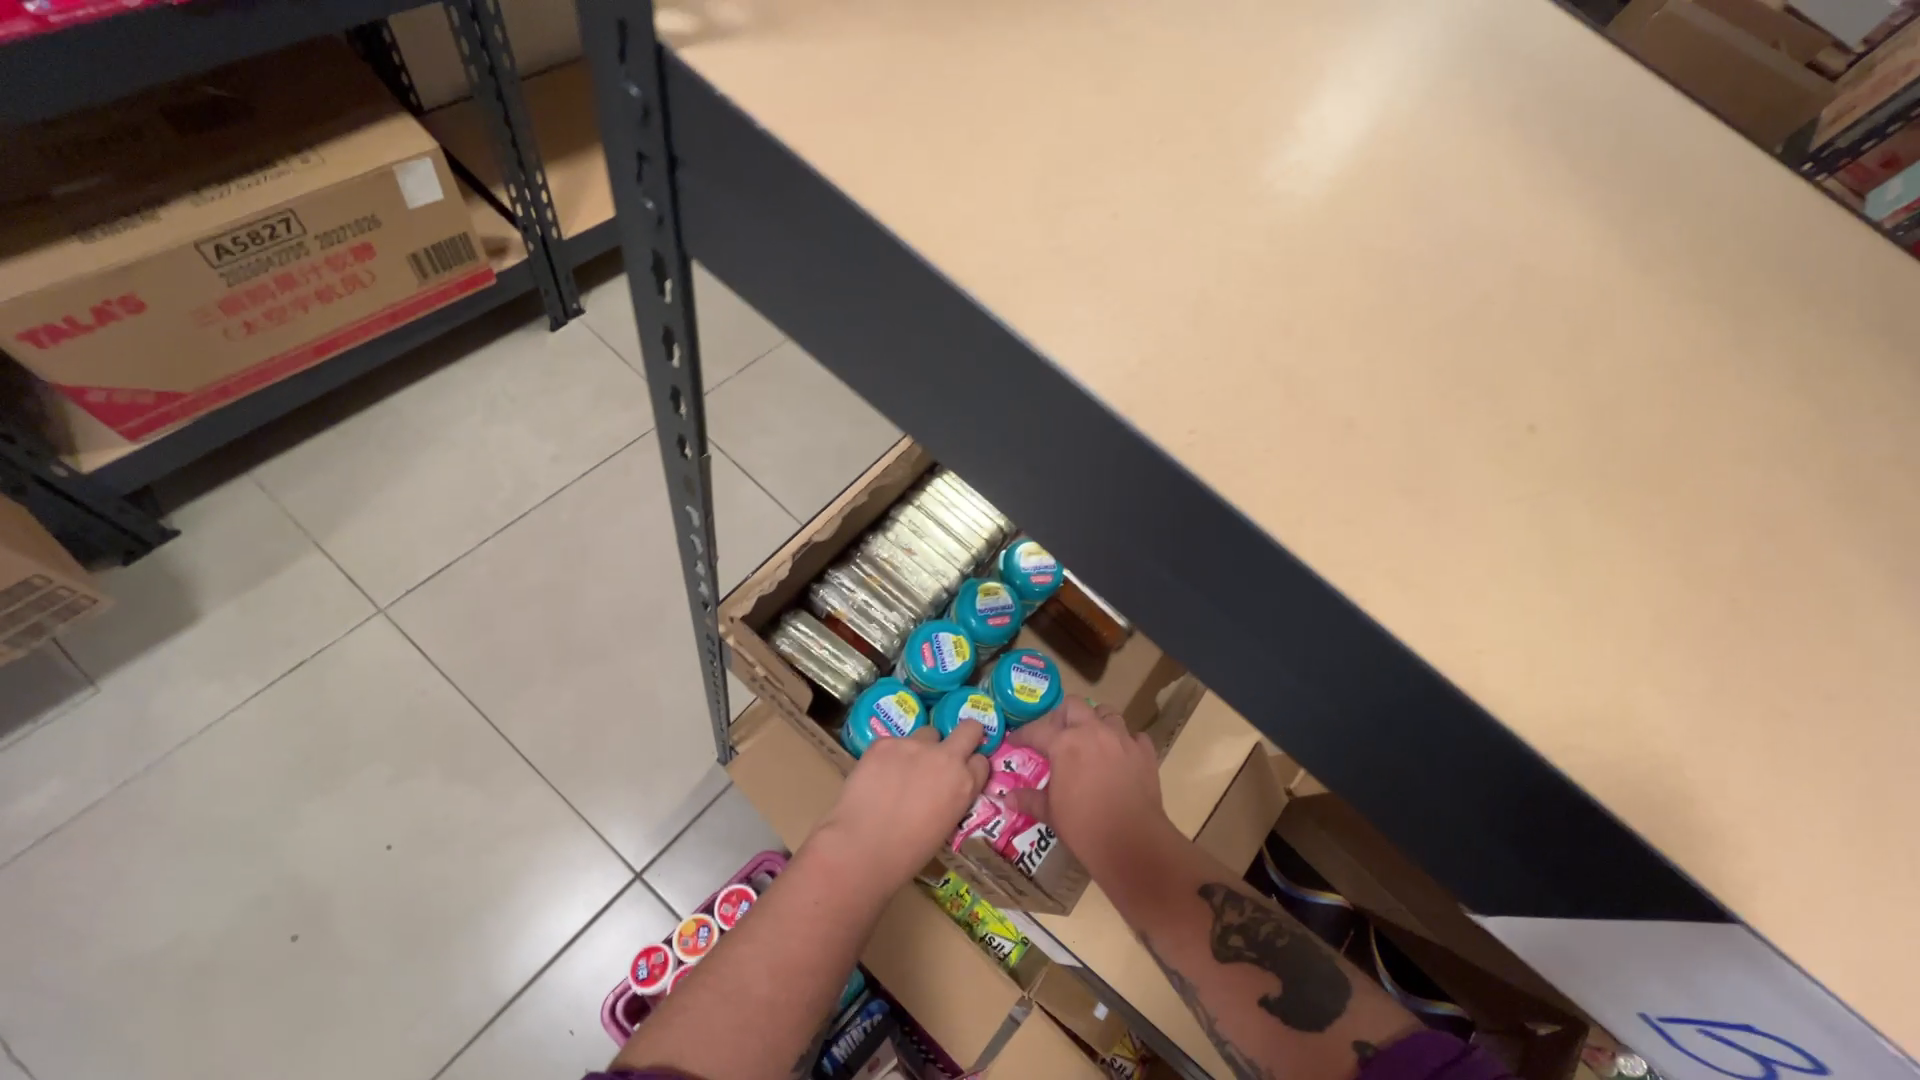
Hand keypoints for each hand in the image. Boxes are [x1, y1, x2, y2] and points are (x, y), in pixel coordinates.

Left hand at [811, 722, 990, 891]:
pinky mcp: (885, 742)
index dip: (970, 766)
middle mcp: (945, 757)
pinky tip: (876, 775)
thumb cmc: (907, 853)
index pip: (981, 761)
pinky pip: (893, 742)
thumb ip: (951, 799)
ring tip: (901, 770)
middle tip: (946, 751)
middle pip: (968, 728)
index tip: (960, 773)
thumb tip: (943, 791)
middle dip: (963, 736)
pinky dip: (889, 755)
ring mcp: (914, 745)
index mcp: (964, 784)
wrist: (863, 847)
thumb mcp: (945, 828)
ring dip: (921, 747)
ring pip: (927, 733)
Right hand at [1005, 698, 1176, 876]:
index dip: (1022, 735)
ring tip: (1091, 739)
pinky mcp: (1145, 752)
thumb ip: (1030, 799)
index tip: (1015, 741)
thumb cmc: (1083, 826)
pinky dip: (1125, 742)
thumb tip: (1008, 798)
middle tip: (1057, 734)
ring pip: (1107, 714)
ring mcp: (1122, 739)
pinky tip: (1120, 756)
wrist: (1131, 840)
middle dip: (1062, 715)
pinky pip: (1134, 736)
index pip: (1037, 730)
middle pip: (1074, 706)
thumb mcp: (1050, 813)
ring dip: (1096, 722)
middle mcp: (1093, 732)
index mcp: (1065, 743)